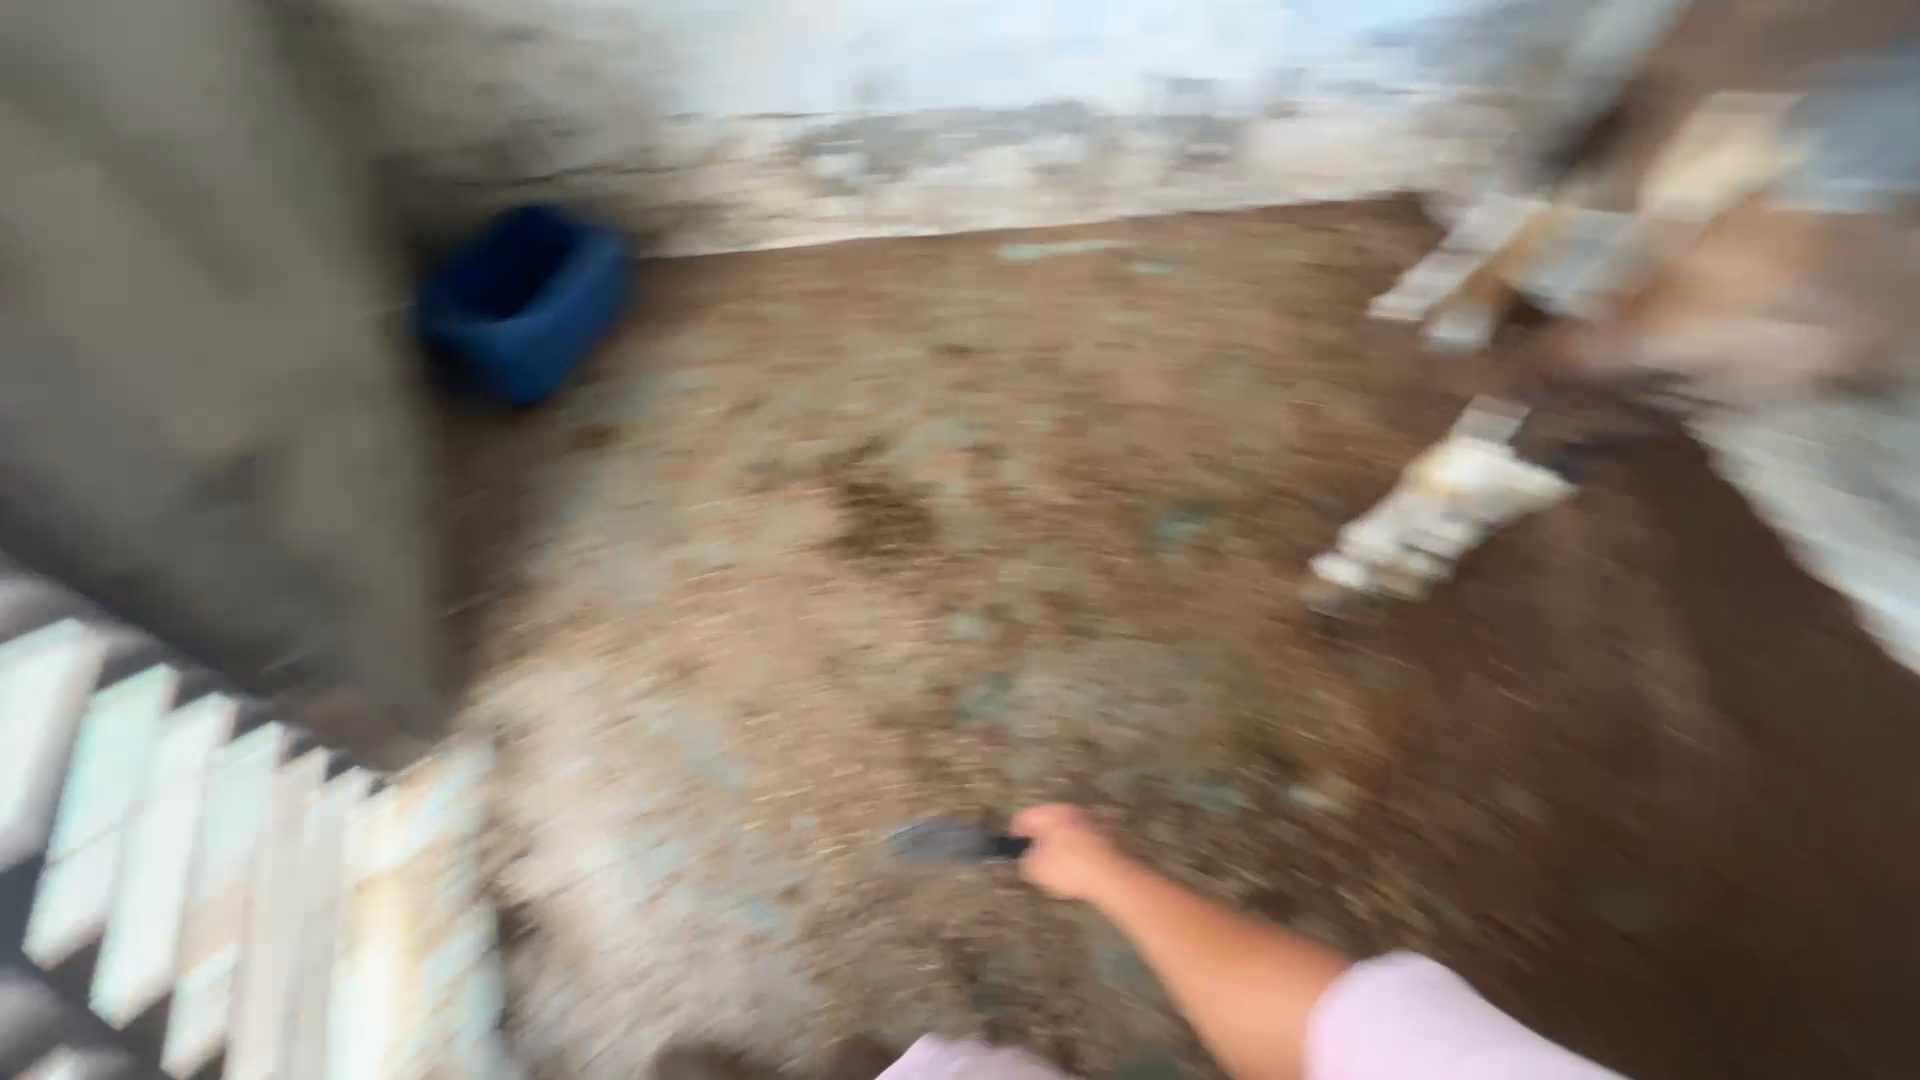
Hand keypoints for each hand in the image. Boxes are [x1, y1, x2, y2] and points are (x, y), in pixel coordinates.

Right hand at [1010, 804, 1133, 901]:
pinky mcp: (1108, 838)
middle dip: (1041, 839)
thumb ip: (1025, 861)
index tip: (1013, 843)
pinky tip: (1078, 871)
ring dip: (1061, 846)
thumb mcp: (1036, 869)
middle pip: (1048, 822)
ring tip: (1057, 868)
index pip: (1025, 816)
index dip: (1016, 832)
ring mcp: (1092, 823)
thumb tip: (1027, 860)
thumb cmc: (1070, 867)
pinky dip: (1078, 853)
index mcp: (1052, 813)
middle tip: (1035, 857)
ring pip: (1068, 832)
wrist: (1113, 876)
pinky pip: (1085, 843)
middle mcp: (1072, 812)